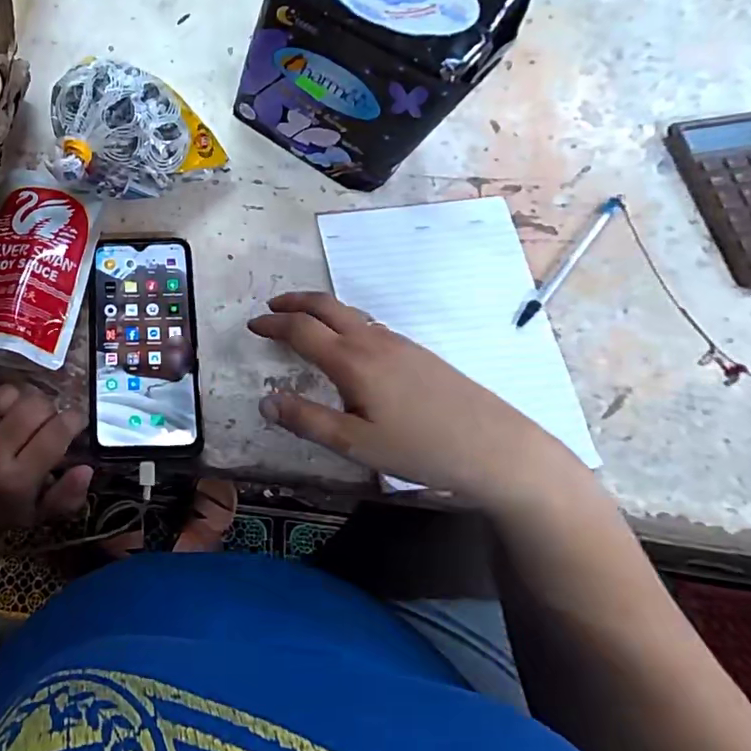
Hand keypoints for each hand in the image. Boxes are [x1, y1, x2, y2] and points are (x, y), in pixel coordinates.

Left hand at [0, 384, 93, 543]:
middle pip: (34, 406)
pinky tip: (2, 411)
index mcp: (17, 479)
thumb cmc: (3, 515)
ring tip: (25, 413)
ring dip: (24, 399)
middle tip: (50, 419)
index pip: (55, 434)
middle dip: (50, 408)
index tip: (77, 420)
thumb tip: (87, 467)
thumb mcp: (40, 514)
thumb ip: (68, 494)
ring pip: (9, 393)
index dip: (73, 420)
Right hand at [248, 292, 587, 509]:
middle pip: (325, 305)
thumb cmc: (421, 448)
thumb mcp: (356, 445)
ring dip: (319, 309)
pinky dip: (343, 321)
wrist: (498, 447)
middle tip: (271, 307)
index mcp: (352, 360)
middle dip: (294, 302)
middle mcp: (372, 341)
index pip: (301, 329)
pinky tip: (348, 344)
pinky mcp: (417, 351)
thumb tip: (265, 400)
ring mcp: (398, 342)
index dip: (273, 324)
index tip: (253, 326)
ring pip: (349, 312)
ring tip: (303, 321)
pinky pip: (368, 323)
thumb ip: (307, 421)